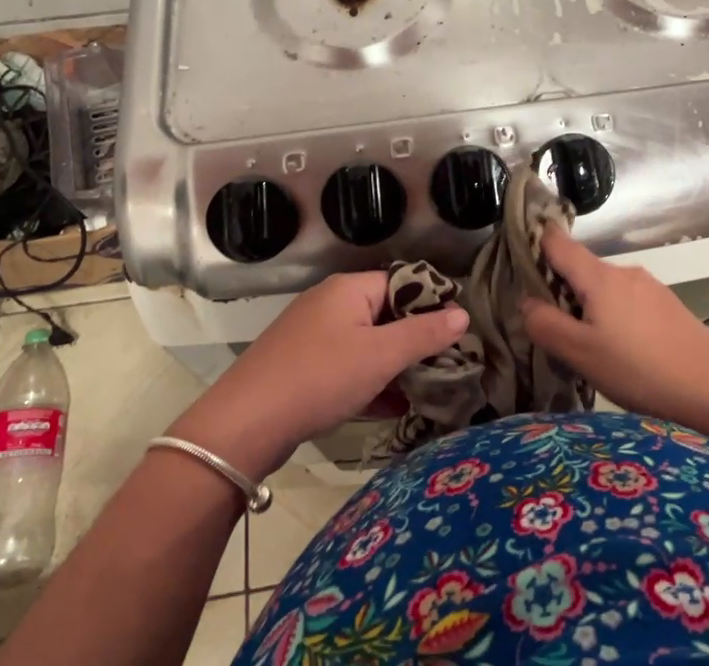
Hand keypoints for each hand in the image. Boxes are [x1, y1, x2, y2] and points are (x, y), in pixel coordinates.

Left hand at [168, 272, 467, 479]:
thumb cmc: (320, 378)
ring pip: (368, 343)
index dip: (434, 303)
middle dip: (418, 338)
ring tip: (429, 388)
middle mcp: (330, 304)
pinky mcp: (304, 368)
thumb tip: (463, 314)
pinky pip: (349, 368)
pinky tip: (395, 408)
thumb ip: (424, 335)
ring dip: (397, 364)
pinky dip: (372, 382)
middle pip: (387, 312)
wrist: (245, 425)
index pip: (404, 282)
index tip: (461, 331)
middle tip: (450, 364)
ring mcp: (314, 337)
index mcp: (349, 289)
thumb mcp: (380, 356)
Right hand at [522, 226, 708, 440]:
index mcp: (600, 276)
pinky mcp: (667, 307)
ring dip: (586, 309)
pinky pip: (625, 303)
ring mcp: (650, 288)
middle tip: (547, 329)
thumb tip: (526, 301)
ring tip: (584, 349)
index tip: (512, 261)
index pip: (556, 242)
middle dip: (558, 291)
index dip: (532, 243)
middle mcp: (625, 272)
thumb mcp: (581, 353)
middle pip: (579, 269)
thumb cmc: (641, 371)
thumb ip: (544, 324)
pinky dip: (611, 318)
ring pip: (602, 289)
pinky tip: (618, 353)